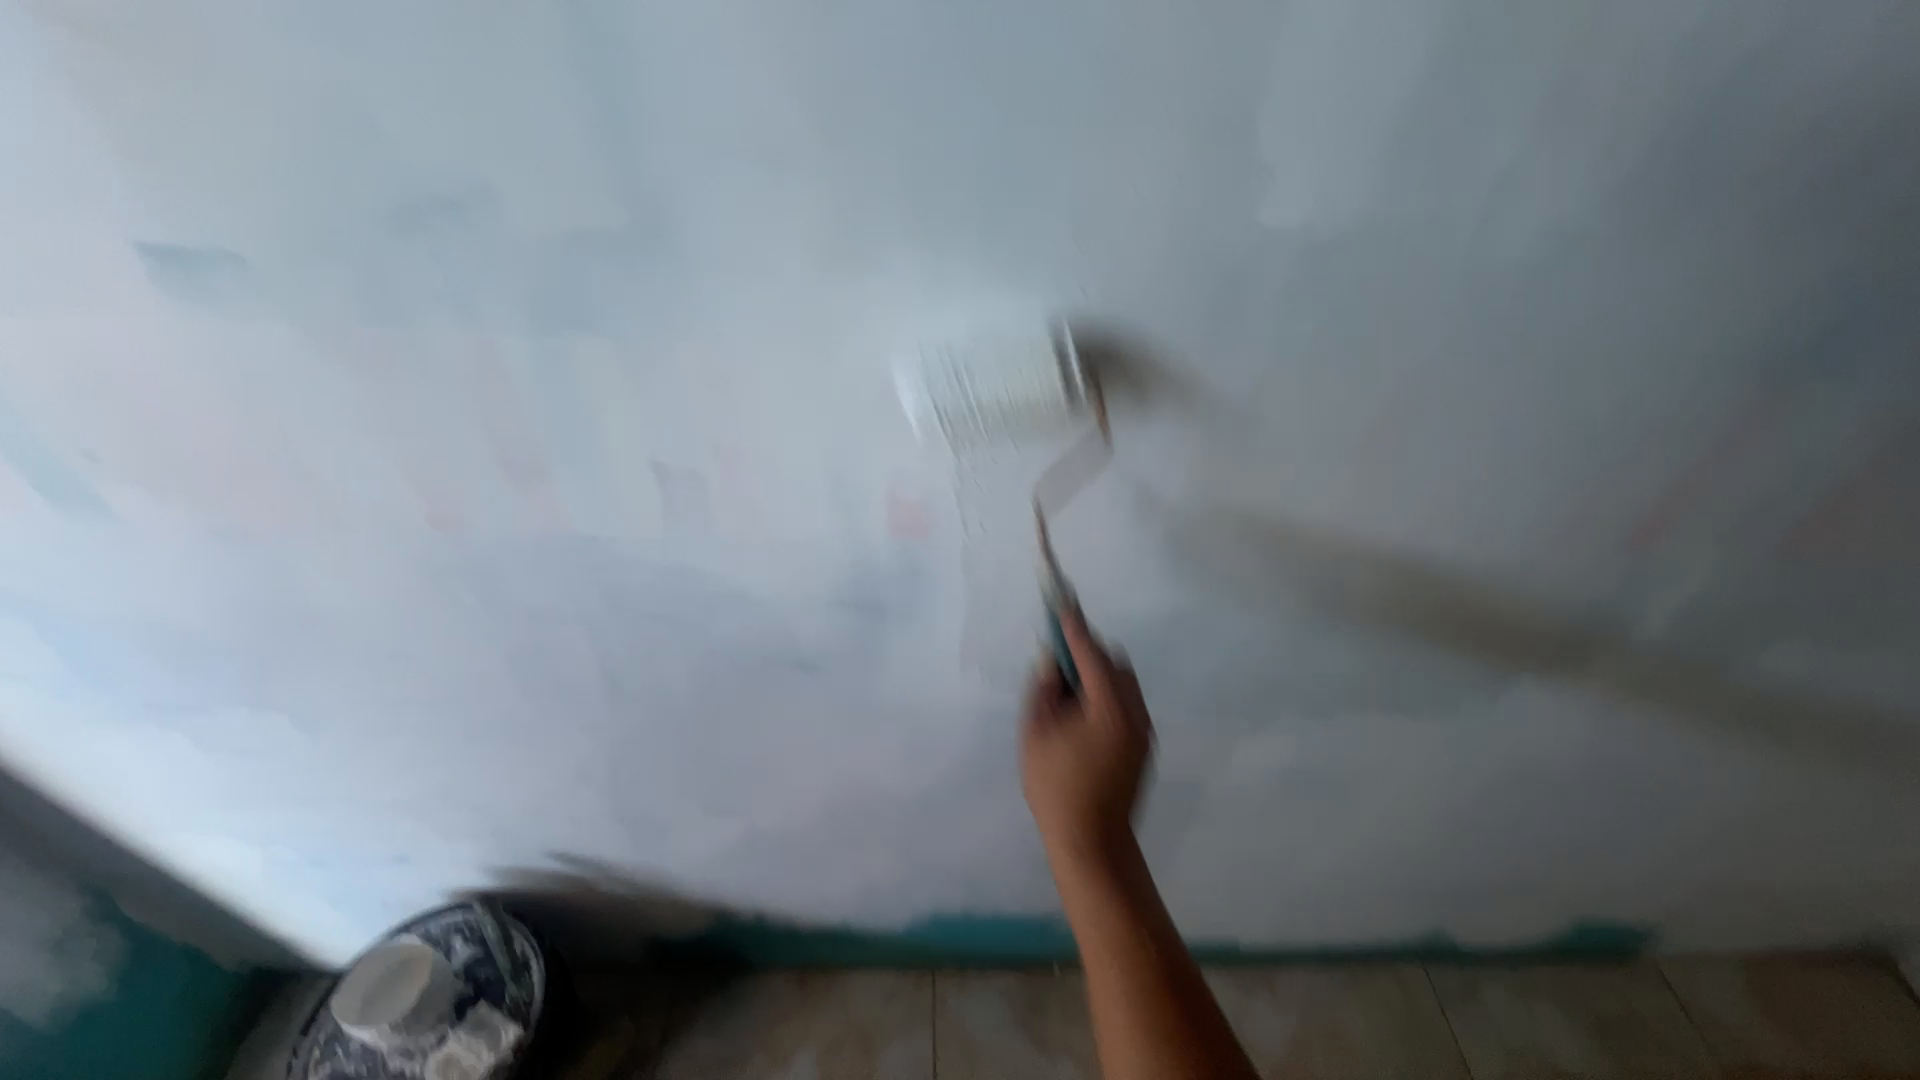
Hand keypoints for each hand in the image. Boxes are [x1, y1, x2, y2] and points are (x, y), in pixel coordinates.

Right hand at [1021, 602, 1153, 867]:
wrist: (1092, 842)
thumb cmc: (1055, 788)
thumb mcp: (1036, 733)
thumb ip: (1044, 689)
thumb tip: (1052, 660)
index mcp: (1109, 709)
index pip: (1092, 655)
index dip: (1074, 628)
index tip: (1062, 603)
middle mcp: (1135, 714)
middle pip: (1115, 665)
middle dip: (1088, 654)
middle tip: (1057, 664)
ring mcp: (1143, 732)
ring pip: (1123, 684)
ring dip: (1098, 676)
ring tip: (1066, 695)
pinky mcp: (1142, 746)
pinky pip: (1125, 704)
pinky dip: (1106, 697)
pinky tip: (1080, 718)